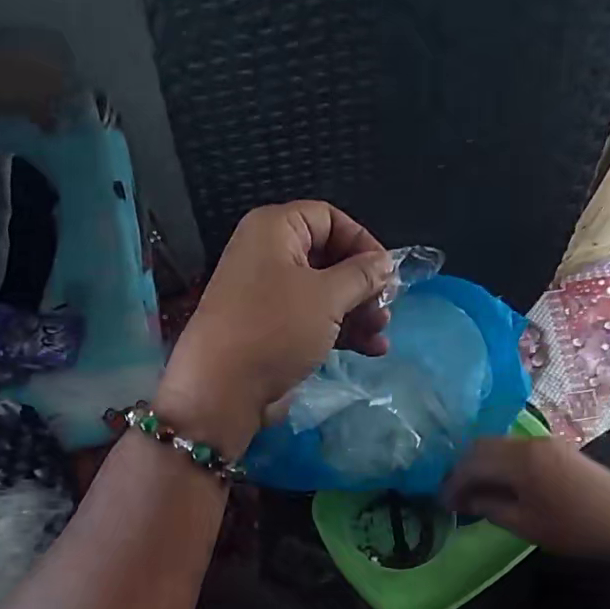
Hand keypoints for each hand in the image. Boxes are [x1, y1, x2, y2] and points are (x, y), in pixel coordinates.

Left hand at [157, 201, 394, 454]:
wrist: (223, 390)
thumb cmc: (275, 330)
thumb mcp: (327, 297)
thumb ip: (362, 275)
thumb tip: (386, 263)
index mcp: (273, 231)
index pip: (328, 218)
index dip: (361, 241)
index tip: (386, 272)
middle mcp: (268, 257)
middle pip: (329, 259)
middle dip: (362, 285)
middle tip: (385, 310)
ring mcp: (269, 297)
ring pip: (325, 295)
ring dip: (357, 313)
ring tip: (379, 336)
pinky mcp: (272, 332)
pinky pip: (314, 322)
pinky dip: (341, 332)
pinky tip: (370, 350)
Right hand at [442, 436, 609, 558]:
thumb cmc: (577, 527)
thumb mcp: (526, 524)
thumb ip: (490, 507)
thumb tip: (465, 500)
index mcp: (520, 460)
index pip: (471, 463)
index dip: (452, 483)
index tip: (442, 504)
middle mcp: (529, 443)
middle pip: (482, 447)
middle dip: (462, 470)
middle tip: (454, 497)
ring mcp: (546, 443)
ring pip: (499, 447)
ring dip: (481, 466)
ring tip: (474, 494)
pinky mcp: (557, 450)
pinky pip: (515, 450)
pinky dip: (499, 465)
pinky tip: (499, 486)